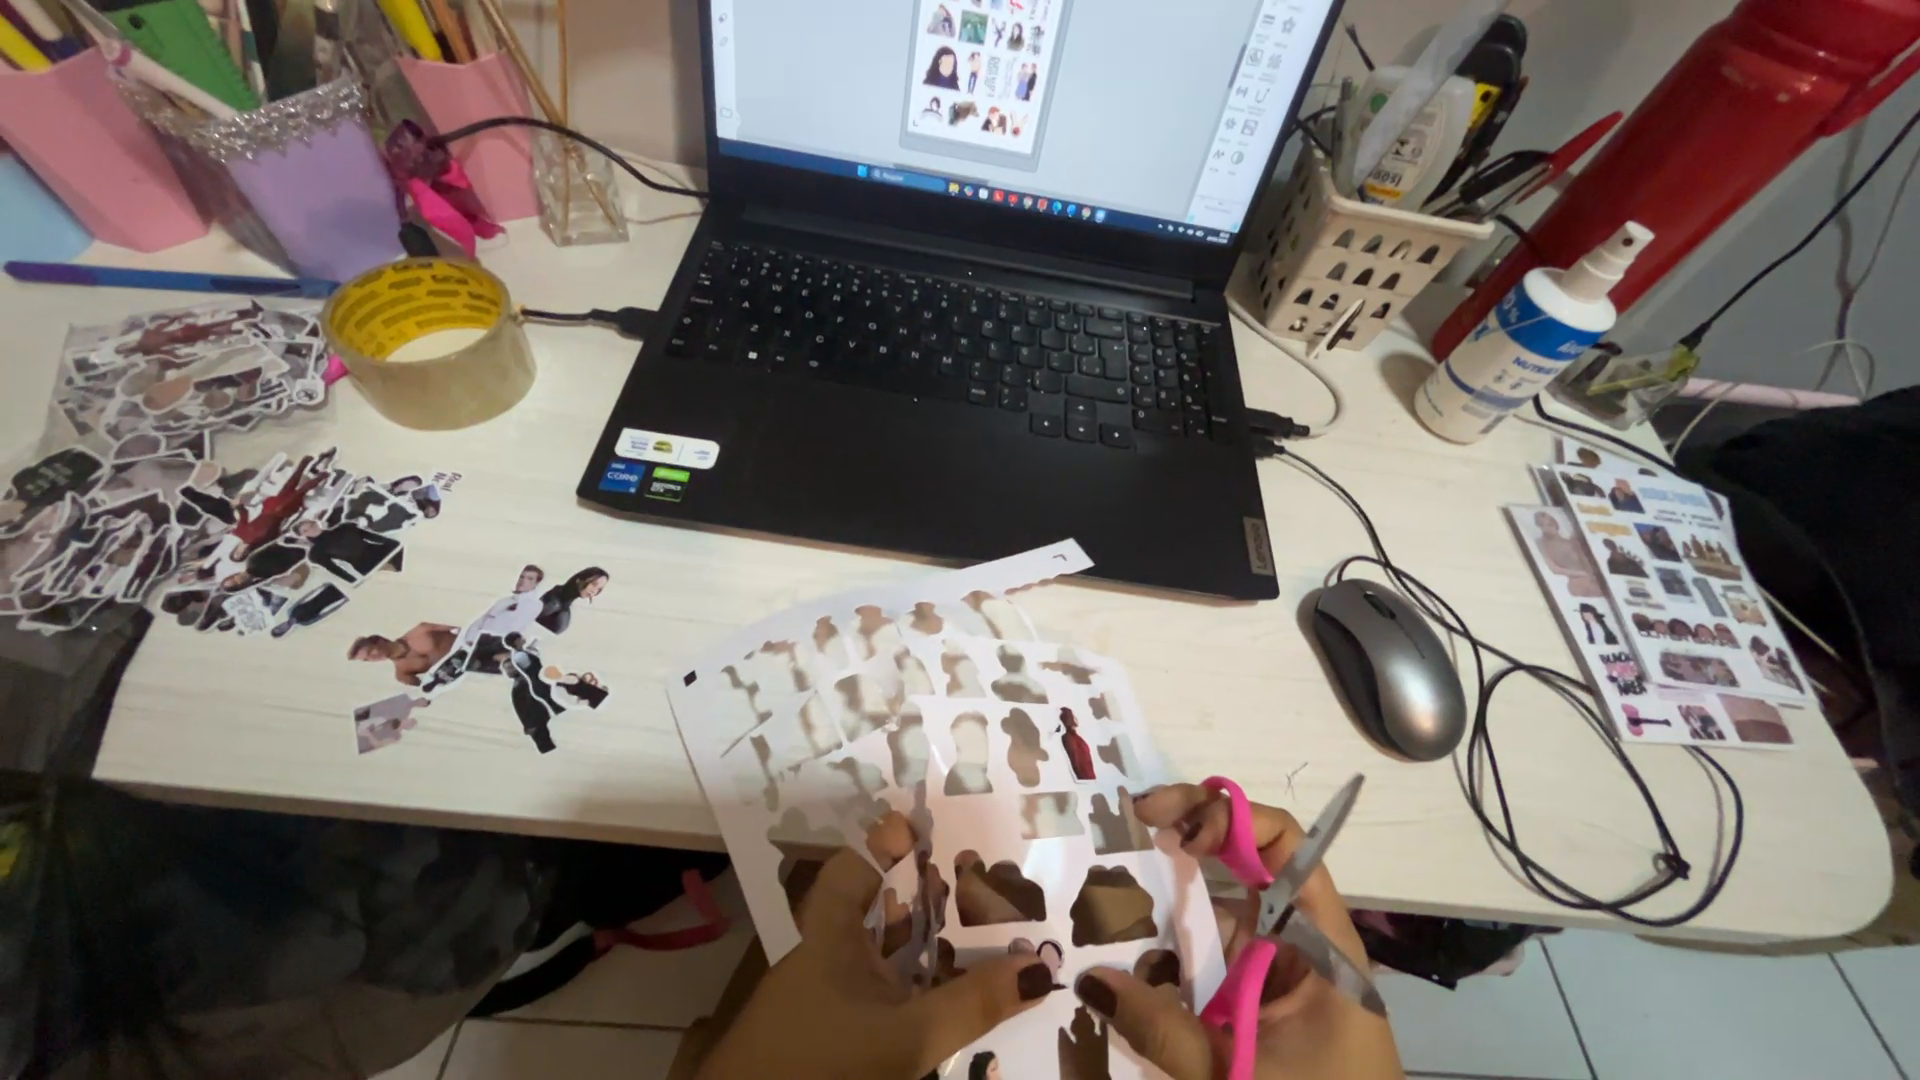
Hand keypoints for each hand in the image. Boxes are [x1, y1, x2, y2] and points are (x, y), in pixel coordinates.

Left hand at [697, 813, 1061, 1079]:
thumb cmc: (820, 1062)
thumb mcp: (905, 1037)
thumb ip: (971, 1003)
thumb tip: (1039, 967)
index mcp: (832, 923)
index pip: (864, 855)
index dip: (901, 836)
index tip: (948, 825)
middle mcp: (828, 941)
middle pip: (883, 894)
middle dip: (930, 885)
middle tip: (985, 871)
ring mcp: (828, 981)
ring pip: (884, 938)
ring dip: (926, 930)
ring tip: (984, 918)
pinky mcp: (832, 1017)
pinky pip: (882, 977)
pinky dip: (915, 971)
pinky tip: (950, 980)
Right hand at [1072, 785, 1403, 1079]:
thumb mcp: (1241, 1078)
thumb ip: (1165, 1032)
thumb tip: (1088, 978)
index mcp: (1320, 940)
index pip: (1286, 845)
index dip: (1233, 820)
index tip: (1179, 833)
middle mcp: (1294, 936)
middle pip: (1246, 857)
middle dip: (1190, 826)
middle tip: (1133, 814)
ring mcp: (1268, 964)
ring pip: (1214, 903)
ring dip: (1165, 886)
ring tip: (1107, 868)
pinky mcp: (1245, 993)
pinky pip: (1201, 949)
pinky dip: (1162, 940)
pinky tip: (1119, 940)